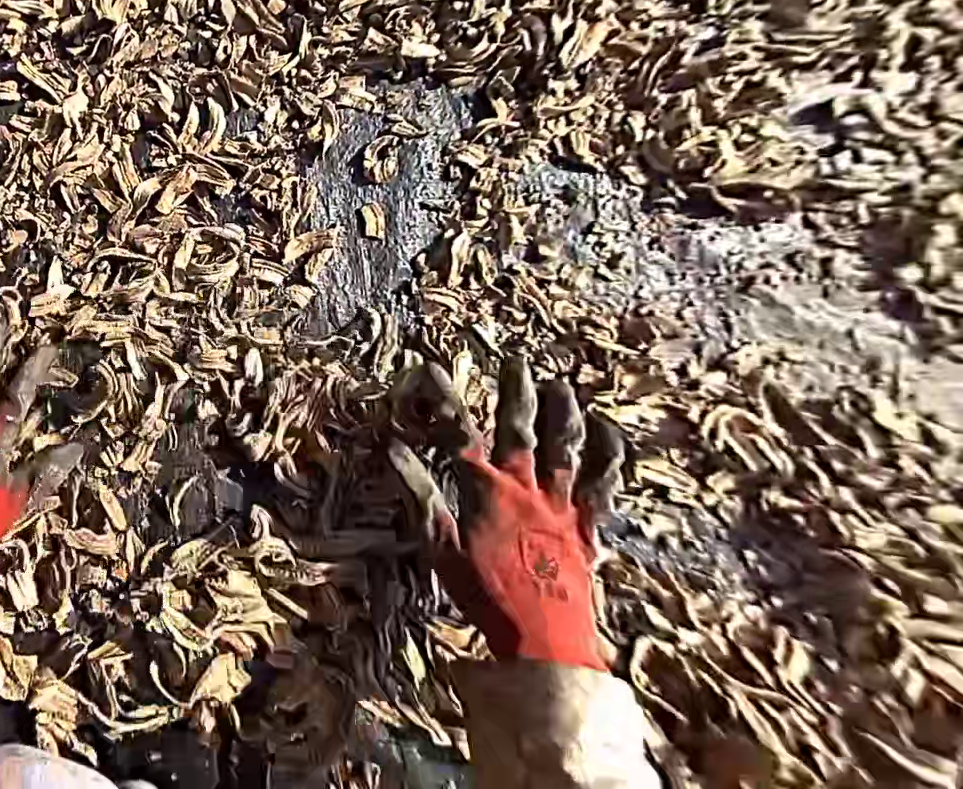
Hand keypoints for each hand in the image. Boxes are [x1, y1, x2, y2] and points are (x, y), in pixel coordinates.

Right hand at [387, 357, 624, 670]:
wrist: (546, 640)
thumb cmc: (484, 592)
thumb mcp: (440, 544)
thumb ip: (419, 493)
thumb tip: (392, 448)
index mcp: (485, 490)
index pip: (459, 432)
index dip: (445, 397)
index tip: (432, 367)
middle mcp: (526, 488)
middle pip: (520, 429)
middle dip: (515, 392)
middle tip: (515, 361)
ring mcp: (562, 505)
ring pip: (566, 448)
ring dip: (562, 414)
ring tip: (560, 384)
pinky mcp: (589, 525)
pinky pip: (605, 485)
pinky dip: (608, 455)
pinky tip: (607, 431)